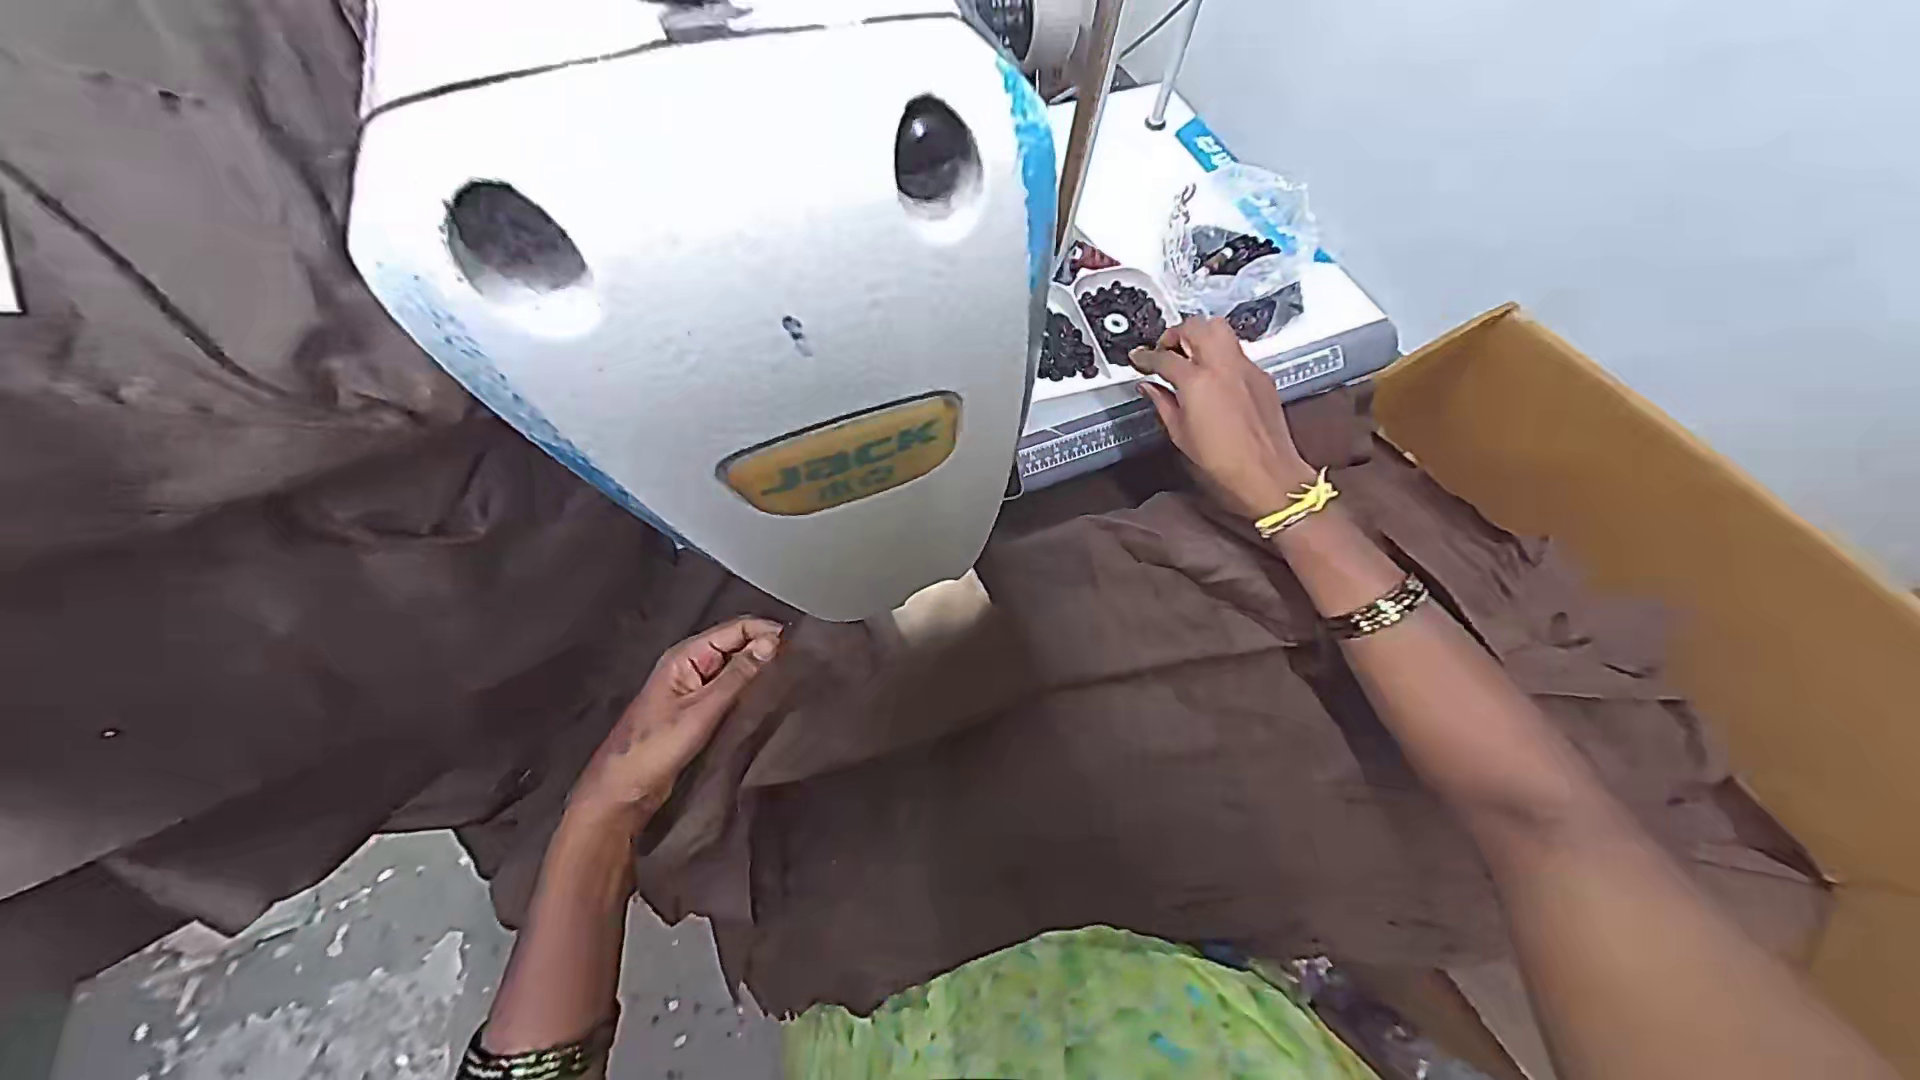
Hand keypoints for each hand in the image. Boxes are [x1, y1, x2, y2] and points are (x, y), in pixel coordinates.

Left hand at [567, 616, 783, 823]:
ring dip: (759, 666)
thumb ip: (739, 675)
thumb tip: (771, 642)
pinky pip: (731, 685)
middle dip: (766, 646)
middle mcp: (691, 663)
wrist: (622, 790)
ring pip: (736, 664)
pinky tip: (766, 693)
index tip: (797, 644)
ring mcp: (695, 684)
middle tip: (798, 659)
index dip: (766, 631)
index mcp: (686, 655)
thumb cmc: (654, 749)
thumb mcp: (702, 709)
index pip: (736, 628)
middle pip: (737, 642)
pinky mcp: (699, 705)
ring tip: (788, 674)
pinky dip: (749, 685)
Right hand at [1129, 318, 1317, 518]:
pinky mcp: (1260, 375)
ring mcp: (1244, 367)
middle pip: (1194, 327)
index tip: (1138, 358)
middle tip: (1164, 350)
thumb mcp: (1180, 433)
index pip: (1164, 357)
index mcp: (1197, 382)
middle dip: (1174, 334)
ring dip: (1199, 334)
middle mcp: (1222, 366)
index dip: (1146, 357)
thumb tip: (1150, 388)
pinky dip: (1219, 352)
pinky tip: (1212, 373)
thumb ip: (1162, 403)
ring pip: (1219, 328)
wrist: (1265, 471)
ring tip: (1188, 353)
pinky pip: (1236, 350)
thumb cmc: (1222, 460)